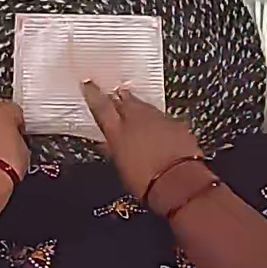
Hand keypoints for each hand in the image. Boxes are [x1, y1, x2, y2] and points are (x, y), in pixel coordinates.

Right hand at [81, 80, 205, 201]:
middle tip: (115, 94)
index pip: (100, 106)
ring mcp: (158, 118)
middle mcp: (136, 119)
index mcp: (117, 131)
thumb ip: (113, 149)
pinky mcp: (176, 123)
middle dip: (118, 97)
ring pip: (144, 106)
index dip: (93, 93)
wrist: (178, 182)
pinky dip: (158, 120)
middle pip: (124, 100)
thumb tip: (106, 144)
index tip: (88, 84)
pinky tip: (159, 127)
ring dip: (138, 106)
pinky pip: (163, 117)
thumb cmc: (145, 182)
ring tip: (134, 106)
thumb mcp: (120, 166)